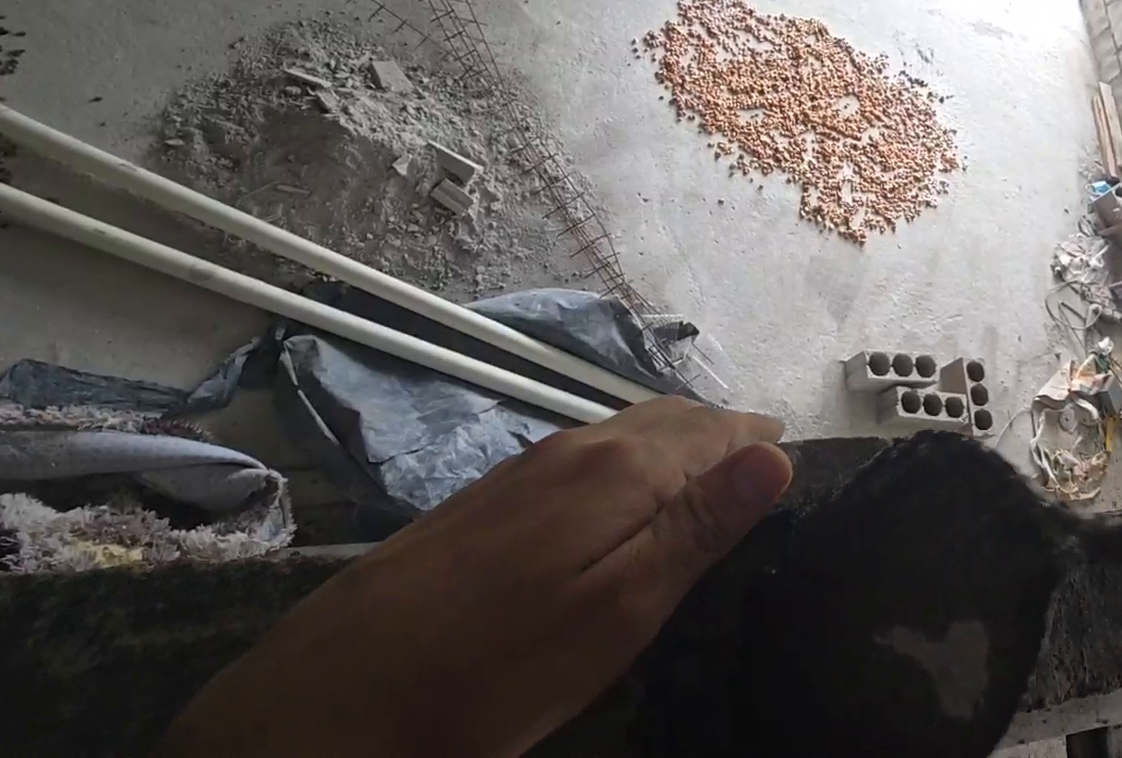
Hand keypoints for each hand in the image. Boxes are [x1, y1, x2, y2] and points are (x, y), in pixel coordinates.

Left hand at [156, 396, 793, 757]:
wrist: (327, 704)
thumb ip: (701, 522)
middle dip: (725, 432)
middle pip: (675, 418)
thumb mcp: (622, 606)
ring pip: (631, 429)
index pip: (716, 430)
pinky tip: (629, 487)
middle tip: (762, 465)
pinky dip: (635, 454)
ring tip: (710, 469)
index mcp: (622, 465)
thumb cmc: (502, 664)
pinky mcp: (496, 491)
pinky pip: (592, 448)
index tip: (794, 457)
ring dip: (681, 439)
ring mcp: (531, 463)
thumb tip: (775, 453)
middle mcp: (580, 443)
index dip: (758, 440)